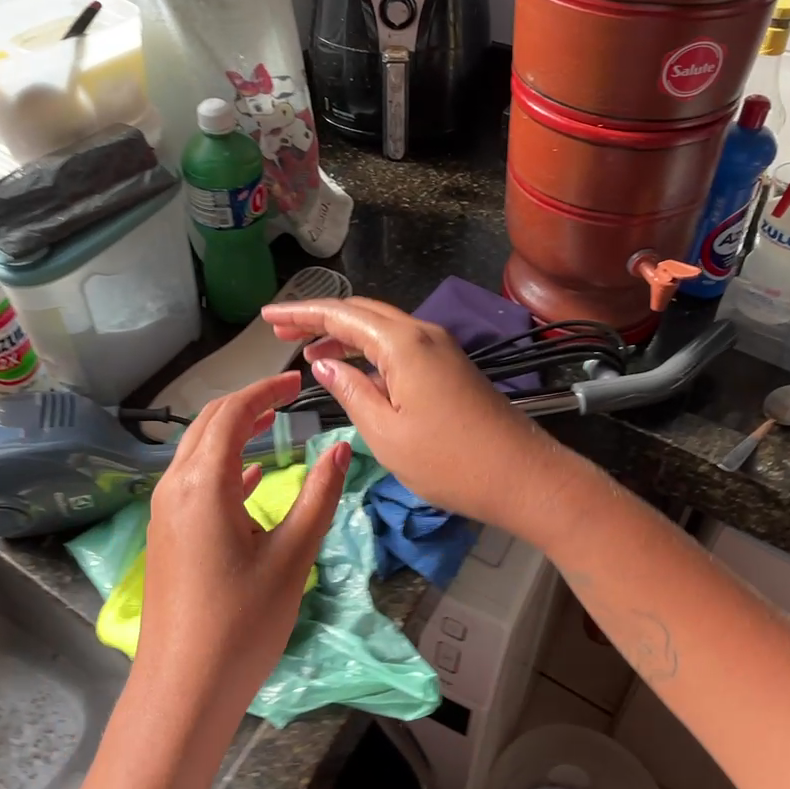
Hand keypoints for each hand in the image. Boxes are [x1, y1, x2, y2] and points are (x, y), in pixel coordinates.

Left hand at [81, 372, 348, 788]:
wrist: (182, 692)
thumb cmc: (242, 623)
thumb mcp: (292, 555)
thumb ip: (319, 494)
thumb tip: (341, 446)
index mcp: (203, 483)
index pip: (231, 413)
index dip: (265, 390)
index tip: (298, 380)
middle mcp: (174, 488)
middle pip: (207, 424)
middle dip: (247, 403)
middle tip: (288, 396)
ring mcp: (164, 513)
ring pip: (196, 451)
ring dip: (232, 431)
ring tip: (272, 425)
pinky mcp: (166, 536)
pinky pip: (192, 480)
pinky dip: (222, 465)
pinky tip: (249, 477)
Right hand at [262, 297, 574, 531]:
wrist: (522, 475)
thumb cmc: (449, 461)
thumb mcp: (386, 433)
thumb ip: (351, 392)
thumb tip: (325, 364)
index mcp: (403, 343)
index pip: (341, 315)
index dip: (301, 313)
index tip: (267, 316)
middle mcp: (423, 333)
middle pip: (362, 313)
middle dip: (319, 319)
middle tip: (281, 332)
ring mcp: (441, 348)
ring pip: (382, 328)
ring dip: (344, 335)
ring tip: (308, 352)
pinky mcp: (450, 366)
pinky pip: (399, 345)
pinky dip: (369, 351)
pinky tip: (353, 371)